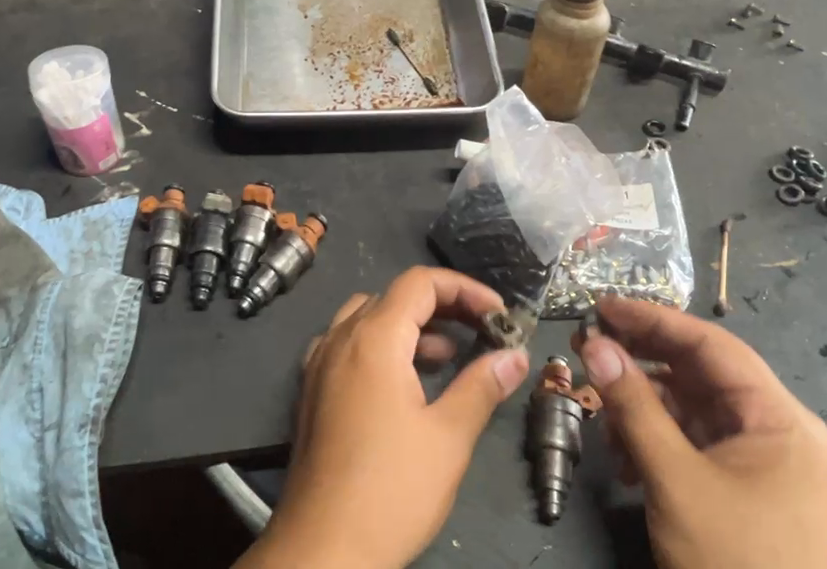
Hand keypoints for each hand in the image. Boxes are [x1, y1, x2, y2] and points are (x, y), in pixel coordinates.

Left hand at [237, 267, 531, 568]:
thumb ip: (481, 387)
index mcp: (373, 338)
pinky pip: (346, 345)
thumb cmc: (391, 488)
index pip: (419, 283)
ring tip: (448, 357)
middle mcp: (339, 338)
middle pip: (392, 296)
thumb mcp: (448, 437)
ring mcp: (319, 363)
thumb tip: (515, 354)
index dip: (463, 288)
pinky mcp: (311, 390)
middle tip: (481, 331)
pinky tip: (402, 381)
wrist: (323, 545)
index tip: (499, 313)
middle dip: (441, 306)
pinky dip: (379, 346)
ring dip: (409, 326)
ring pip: (366, 319)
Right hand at [576, 297, 826, 568]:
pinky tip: (623, 459)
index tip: (601, 306)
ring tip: (602, 421)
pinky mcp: (741, 485)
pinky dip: (654, 439)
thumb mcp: (675, 480)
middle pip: (700, 372)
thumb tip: (593, 343)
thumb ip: (634, 406)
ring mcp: (760, 459)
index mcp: (779, 418)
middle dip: (641, 362)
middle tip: (587, 348)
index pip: (712, 345)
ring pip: (690, 406)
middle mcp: (775, 428)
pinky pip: (692, 440)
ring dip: (642, 406)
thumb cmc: (732, 559)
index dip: (653, 319)